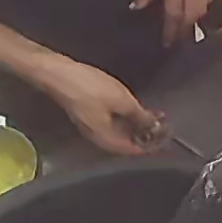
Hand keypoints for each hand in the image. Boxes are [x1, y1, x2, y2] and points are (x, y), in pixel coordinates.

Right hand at [20, 54, 165, 154]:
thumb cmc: (89, 88)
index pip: (132, 151)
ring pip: (118, 130)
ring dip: (136, 124)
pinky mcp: (88, 113)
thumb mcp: (122, 102)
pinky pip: (111, 120)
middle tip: (162, 124)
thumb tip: (155, 127)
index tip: (165, 138)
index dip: (150, 146)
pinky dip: (125, 116)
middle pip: (125, 142)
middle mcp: (97, 137)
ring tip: (152, 115)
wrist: (56, 72)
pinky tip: (134, 108)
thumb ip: (140, 116)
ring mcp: (91, 124)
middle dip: (144, 134)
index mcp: (106, 139)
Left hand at [133, 0, 213, 45]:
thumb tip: (139, 6)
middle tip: (175, 39)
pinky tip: (192, 8)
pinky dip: (200, 6)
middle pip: (191, 14)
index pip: (173, 12)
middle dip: (183, 29)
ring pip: (202, 7)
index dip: (170, 30)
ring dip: (193, 18)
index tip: (166, 43)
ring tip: (183, 26)